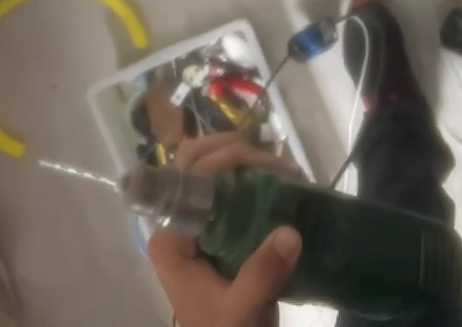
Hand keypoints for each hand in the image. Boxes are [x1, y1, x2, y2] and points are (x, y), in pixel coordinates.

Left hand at [148, 134, 306, 326]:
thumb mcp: (241, 311)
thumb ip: (260, 275)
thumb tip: (291, 232)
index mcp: (171, 238)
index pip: (189, 176)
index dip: (224, 158)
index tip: (267, 164)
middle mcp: (177, 222)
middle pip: (196, 161)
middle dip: (237, 151)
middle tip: (280, 164)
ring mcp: (195, 222)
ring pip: (212, 169)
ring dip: (249, 161)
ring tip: (287, 172)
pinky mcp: (215, 228)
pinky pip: (228, 187)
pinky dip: (253, 177)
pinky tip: (283, 183)